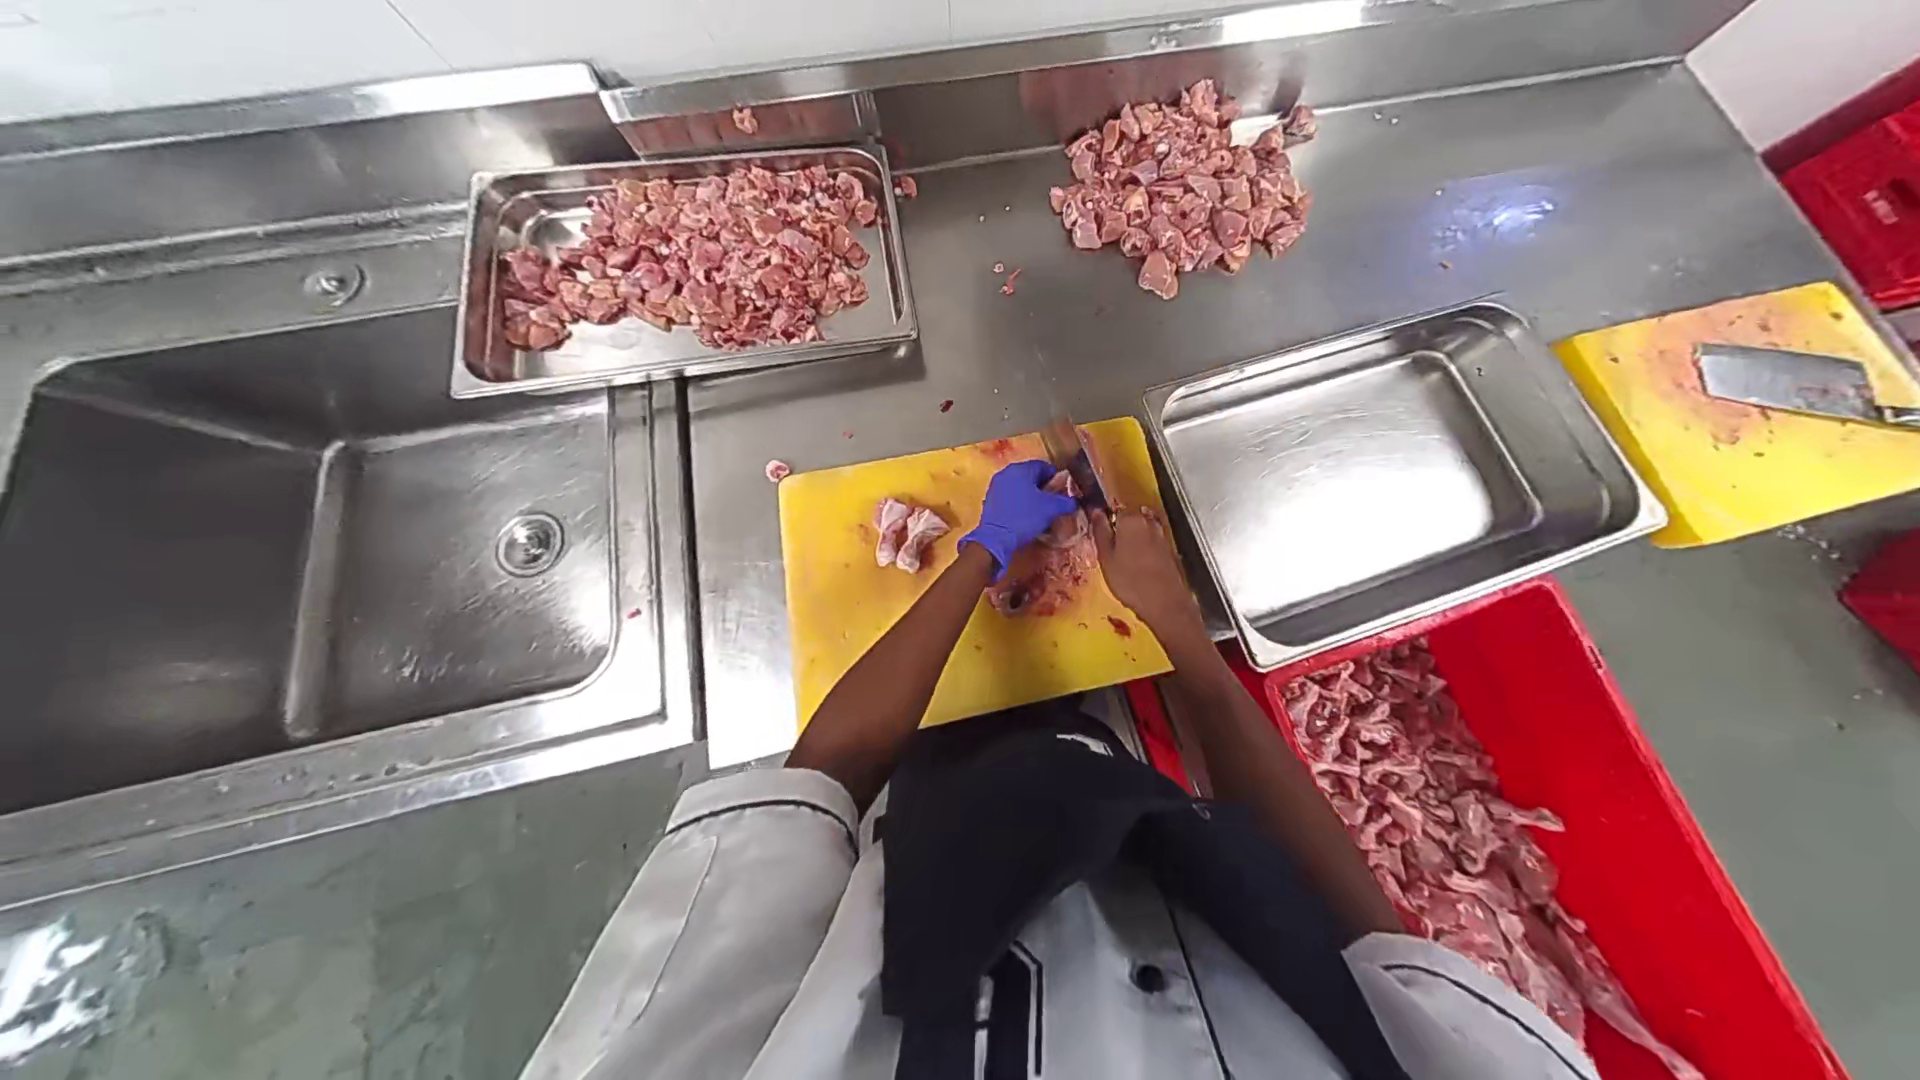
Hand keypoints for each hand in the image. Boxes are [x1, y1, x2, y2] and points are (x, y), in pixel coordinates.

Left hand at [959, 460, 1078, 576]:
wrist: (996, 538)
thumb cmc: (1025, 517)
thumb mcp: (1051, 509)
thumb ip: (1066, 502)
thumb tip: (1074, 501)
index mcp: (1020, 469)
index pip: (1043, 466)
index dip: (1056, 478)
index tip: (1062, 491)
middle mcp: (1006, 473)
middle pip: (1030, 475)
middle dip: (1043, 487)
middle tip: (1053, 501)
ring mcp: (995, 487)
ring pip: (1019, 486)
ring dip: (1031, 495)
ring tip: (1040, 510)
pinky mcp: (989, 500)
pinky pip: (1010, 496)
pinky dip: (1019, 502)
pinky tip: (1025, 515)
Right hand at [1090, 507, 1205, 645]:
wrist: (1164, 602)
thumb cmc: (1128, 580)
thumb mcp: (1106, 557)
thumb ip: (1101, 531)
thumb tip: (1097, 511)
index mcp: (1130, 519)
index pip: (1113, 510)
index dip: (1104, 522)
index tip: (1098, 536)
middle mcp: (1148, 521)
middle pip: (1129, 519)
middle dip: (1119, 530)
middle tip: (1108, 550)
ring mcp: (1161, 535)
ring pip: (1140, 531)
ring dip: (1131, 541)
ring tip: (1122, 560)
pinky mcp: (1169, 549)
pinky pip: (1150, 542)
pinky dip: (1142, 550)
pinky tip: (1136, 566)